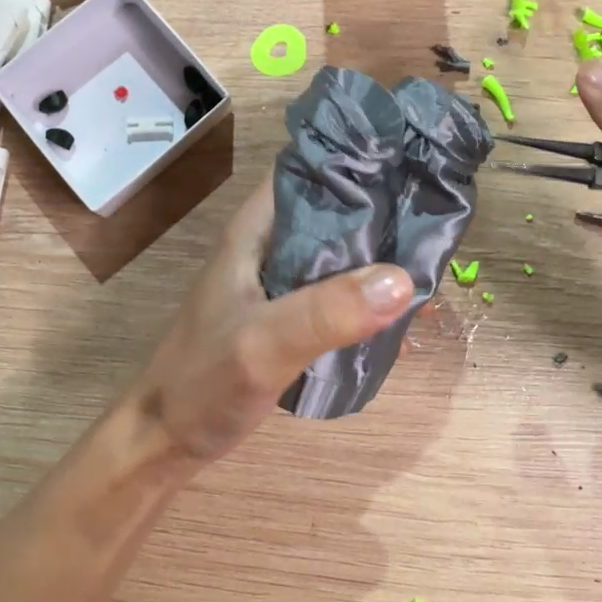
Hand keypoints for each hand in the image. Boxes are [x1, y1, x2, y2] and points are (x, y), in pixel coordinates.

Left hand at [121, 176, 414, 464]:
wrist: (164, 439)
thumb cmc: (203, 383)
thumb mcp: (264, 345)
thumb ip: (327, 312)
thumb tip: (402, 278)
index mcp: (254, 231)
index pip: (308, 171)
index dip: (356, 161)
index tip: (412, 163)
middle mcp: (267, 246)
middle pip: (330, 209)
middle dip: (379, 208)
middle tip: (437, 214)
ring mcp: (275, 282)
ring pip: (335, 252)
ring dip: (375, 253)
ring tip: (432, 255)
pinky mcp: (284, 316)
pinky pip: (333, 291)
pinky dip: (363, 292)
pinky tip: (400, 307)